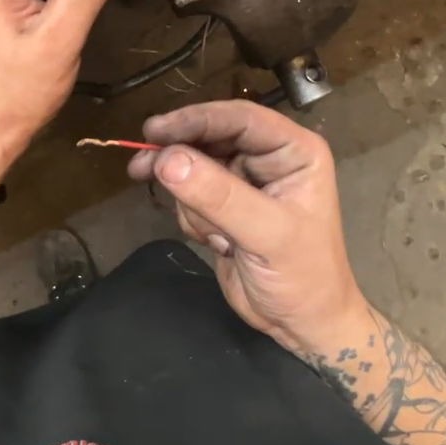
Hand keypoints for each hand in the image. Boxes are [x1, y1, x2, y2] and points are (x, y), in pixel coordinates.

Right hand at [127, 100, 368, 355]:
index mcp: (294, 151)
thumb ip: (218, 196)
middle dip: (181, 159)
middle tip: (142, 169)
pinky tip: (216, 243)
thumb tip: (167, 161)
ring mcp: (244, 183)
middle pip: (210, 138)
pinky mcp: (223, 207)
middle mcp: (269, 159)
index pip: (240, 119)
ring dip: (191, 201)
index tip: (155, 131)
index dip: (197, 120)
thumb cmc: (303, 276)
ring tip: (214, 236)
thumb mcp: (266, 235)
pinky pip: (189, 195)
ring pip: (193, 167)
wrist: (301, 325)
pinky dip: (192, 218)